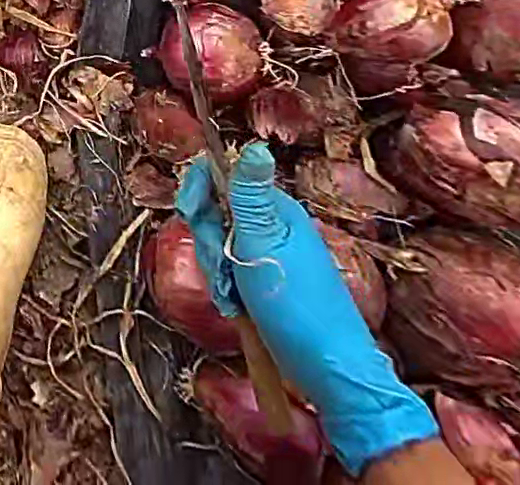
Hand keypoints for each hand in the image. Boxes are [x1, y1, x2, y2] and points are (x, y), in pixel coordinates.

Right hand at [177, 145, 435, 474]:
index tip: (188, 212)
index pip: (221, 173)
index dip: (198, 187)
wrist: (330, 373)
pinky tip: (235, 305)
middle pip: (213, 209)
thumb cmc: (298, 306)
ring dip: (214, 267)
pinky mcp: (259, 278)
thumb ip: (250, 195)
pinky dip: (223, 285)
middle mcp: (268, 222)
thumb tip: (255, 145)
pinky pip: (225, 268)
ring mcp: (264, 251)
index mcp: (273, 206)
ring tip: (232, 293)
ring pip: (216, 241)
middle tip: (223, 265)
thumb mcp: (264, 244)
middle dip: (207, 238)